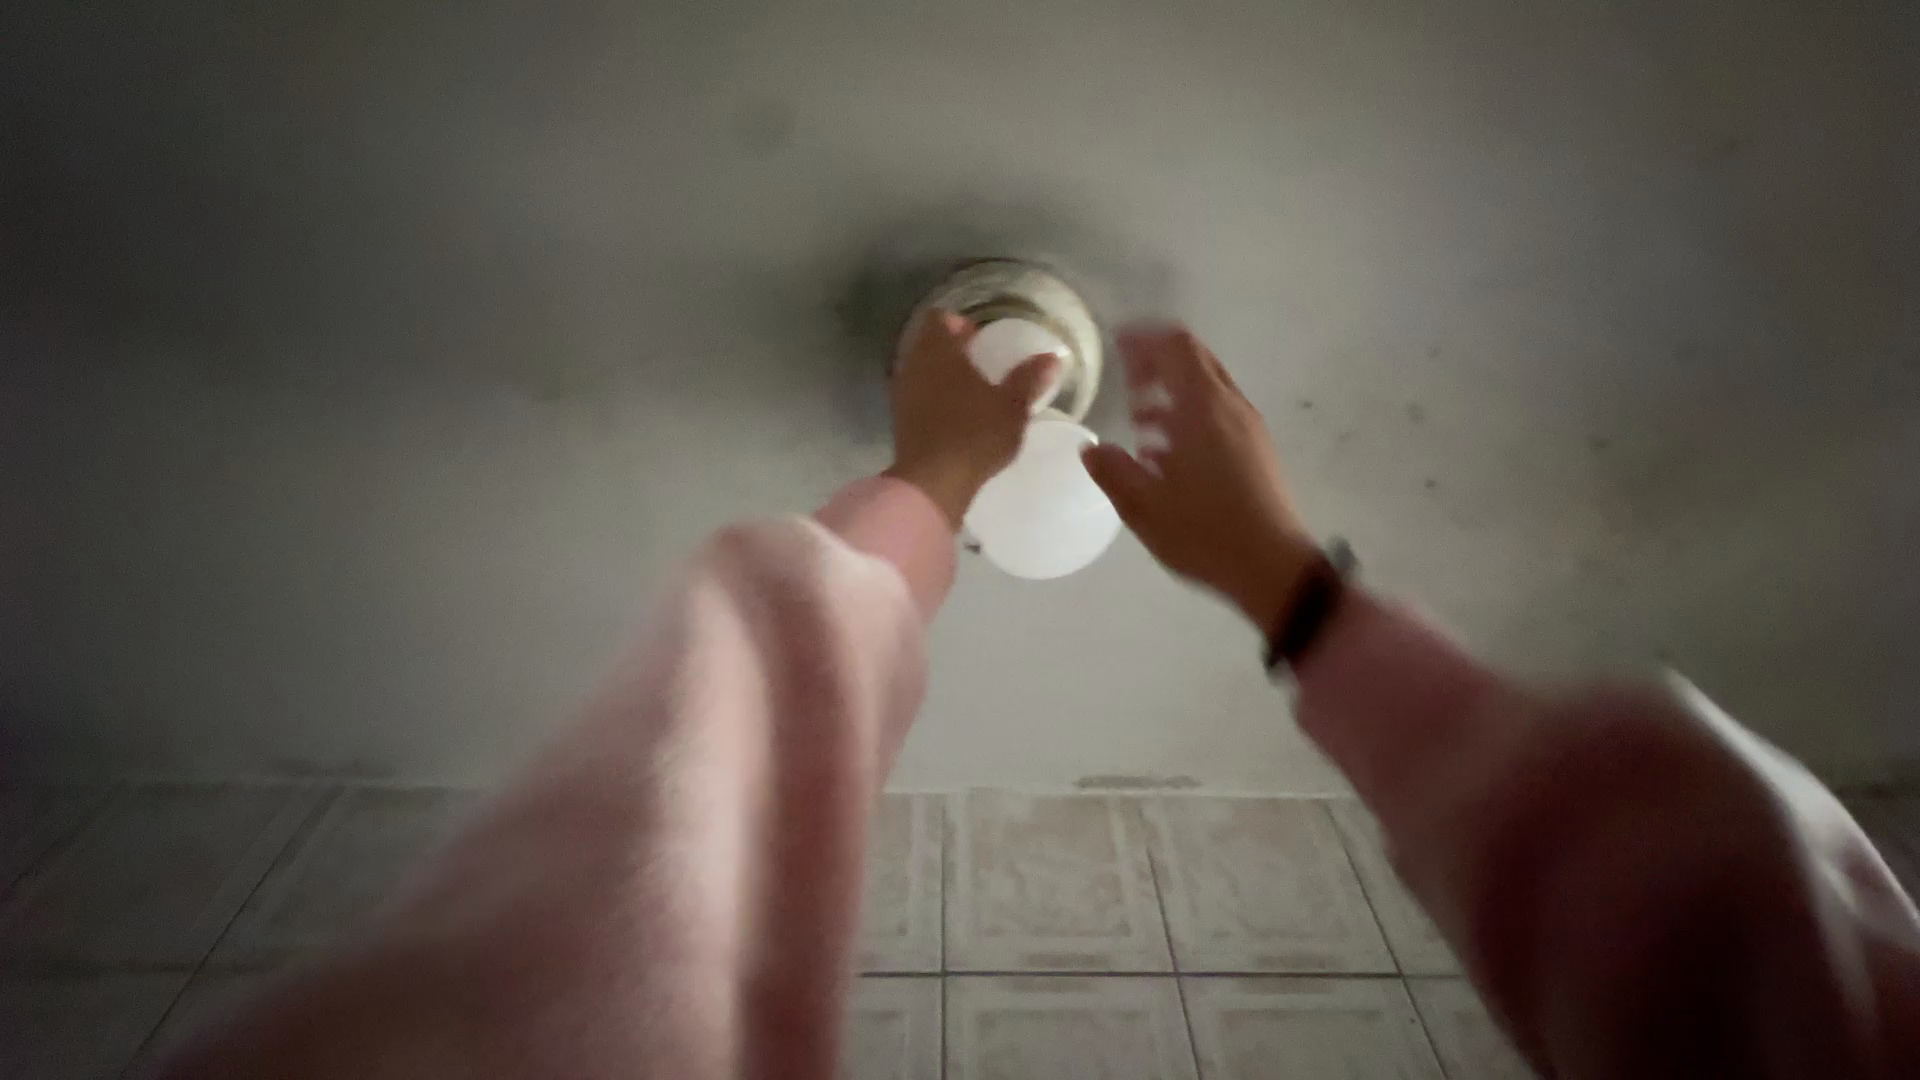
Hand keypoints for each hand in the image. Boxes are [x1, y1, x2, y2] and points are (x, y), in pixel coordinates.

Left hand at [885, 310, 1060, 527]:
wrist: (932, 482)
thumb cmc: (975, 435)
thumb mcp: (1013, 407)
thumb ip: (1030, 379)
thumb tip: (1052, 358)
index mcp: (938, 351)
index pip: (938, 319)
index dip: (958, 323)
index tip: (979, 338)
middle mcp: (913, 366)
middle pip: (927, 345)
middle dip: (951, 351)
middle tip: (980, 364)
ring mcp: (901, 395)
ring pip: (920, 372)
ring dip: (941, 377)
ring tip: (970, 393)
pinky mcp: (899, 422)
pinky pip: (917, 397)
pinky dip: (933, 400)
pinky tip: (955, 417)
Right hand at [1081, 325, 1320, 631]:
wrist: (1274, 569)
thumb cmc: (1204, 533)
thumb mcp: (1143, 507)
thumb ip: (1112, 470)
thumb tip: (1091, 448)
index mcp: (1203, 409)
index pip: (1176, 347)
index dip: (1145, 338)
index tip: (1116, 343)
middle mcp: (1231, 407)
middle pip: (1194, 362)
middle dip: (1157, 366)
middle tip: (1126, 387)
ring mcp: (1250, 429)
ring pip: (1207, 390)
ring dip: (1171, 396)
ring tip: (1139, 426)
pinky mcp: (1258, 451)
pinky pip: (1219, 415)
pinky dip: (1189, 417)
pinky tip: (1167, 455)